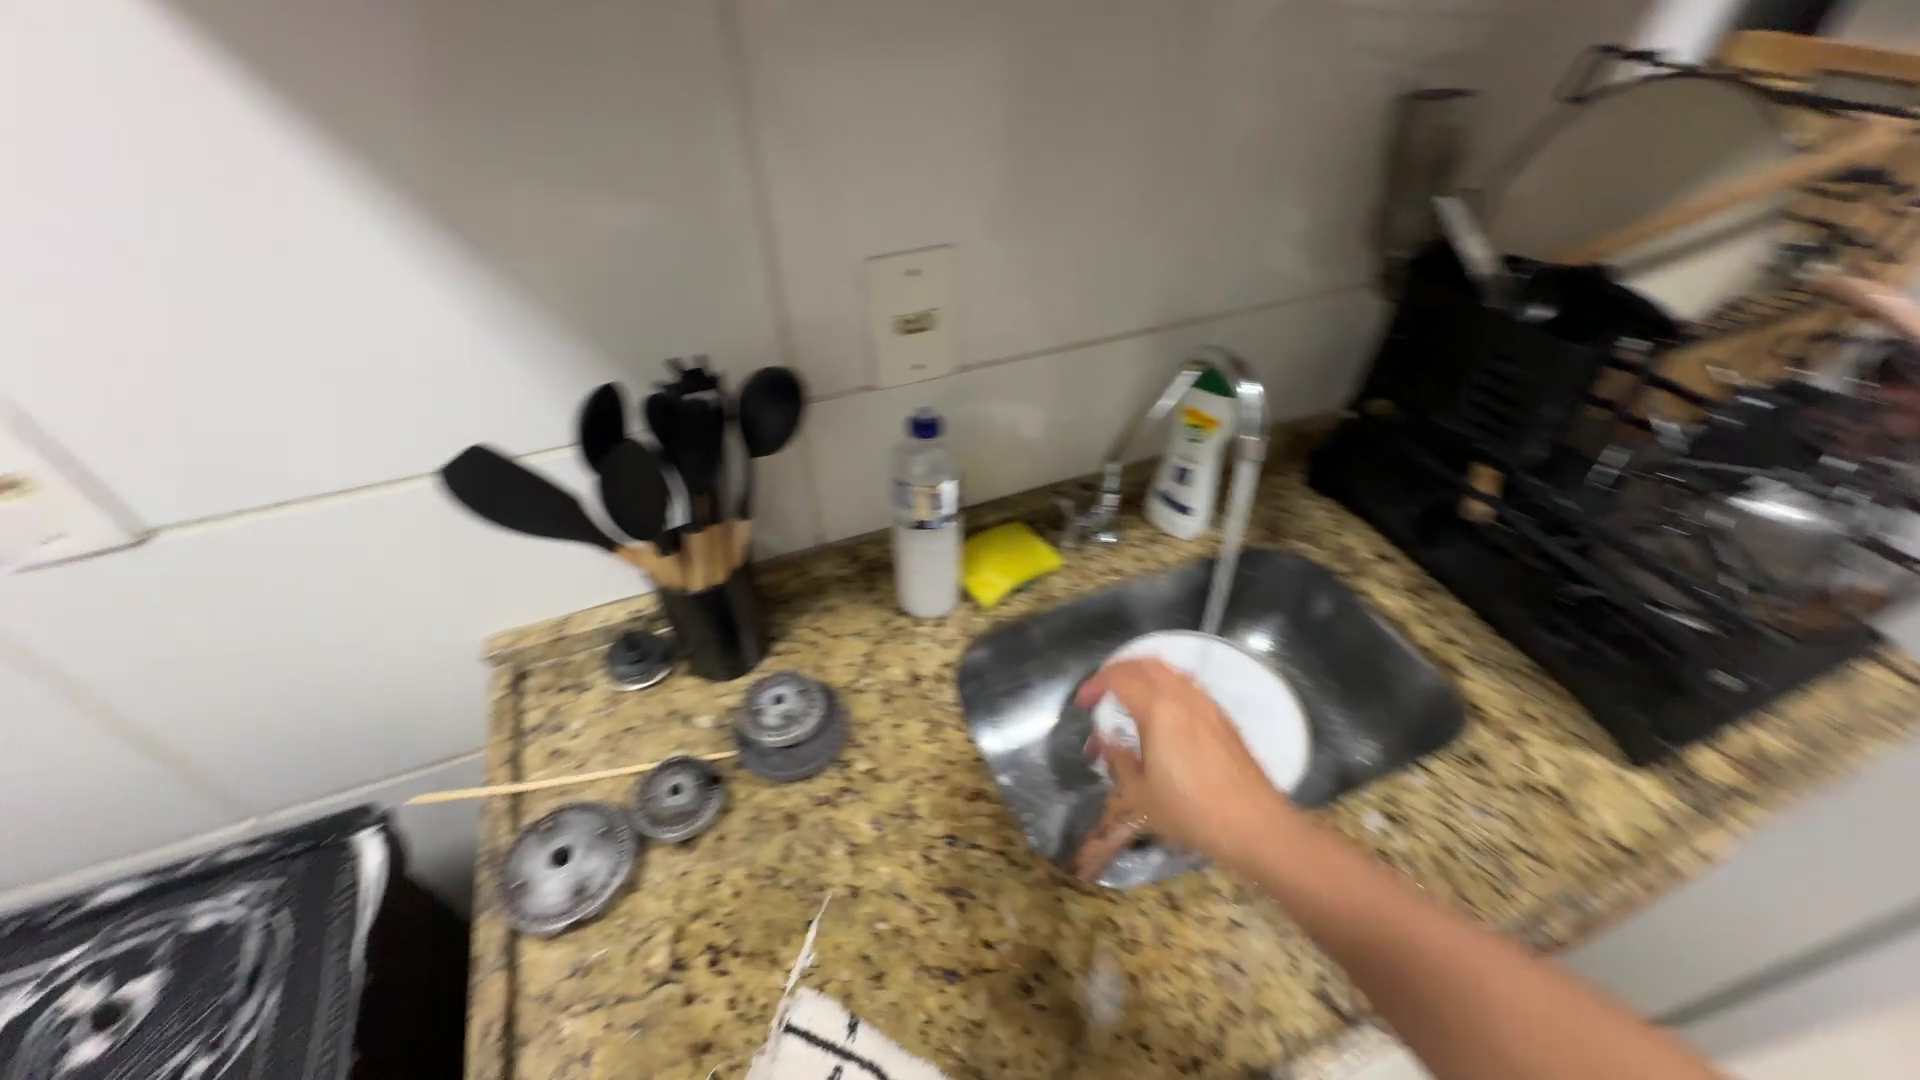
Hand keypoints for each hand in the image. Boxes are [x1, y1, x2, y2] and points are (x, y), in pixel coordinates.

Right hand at [1072, 658, 1295, 874]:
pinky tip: (1161, 714)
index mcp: (1158, 710)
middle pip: (1145, 664)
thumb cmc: (1191, 812)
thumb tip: (1108, 742)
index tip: (1083, 703)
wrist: (1254, 825)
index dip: (1095, 684)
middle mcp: (1183, 697)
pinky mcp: (1223, 717)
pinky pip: (1187, 686)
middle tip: (1101, 691)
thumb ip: (1119, 760)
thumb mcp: (1140, 794)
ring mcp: (1207, 704)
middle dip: (1118, 670)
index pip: (1119, 678)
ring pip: (1169, 672)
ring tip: (1128, 698)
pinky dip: (1165, 687)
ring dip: (1143, 676)